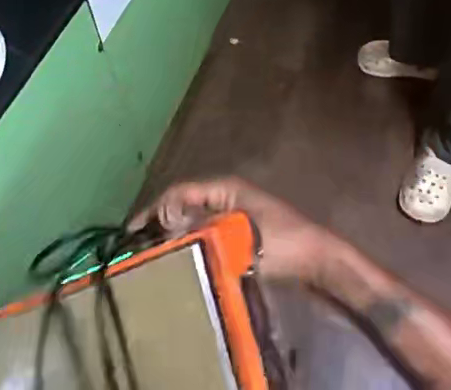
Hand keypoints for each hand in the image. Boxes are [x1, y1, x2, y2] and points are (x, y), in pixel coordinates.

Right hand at [128, 177, 338, 284]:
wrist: (318, 261)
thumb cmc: (282, 241)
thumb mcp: (239, 232)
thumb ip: (202, 226)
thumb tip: (165, 222)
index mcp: (225, 187)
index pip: (180, 191)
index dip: (155, 208)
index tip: (132, 231)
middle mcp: (226, 196)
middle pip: (184, 204)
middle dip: (160, 222)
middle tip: (136, 247)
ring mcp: (233, 215)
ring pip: (193, 221)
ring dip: (174, 235)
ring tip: (151, 257)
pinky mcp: (238, 235)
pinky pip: (205, 236)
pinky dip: (190, 246)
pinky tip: (179, 264)